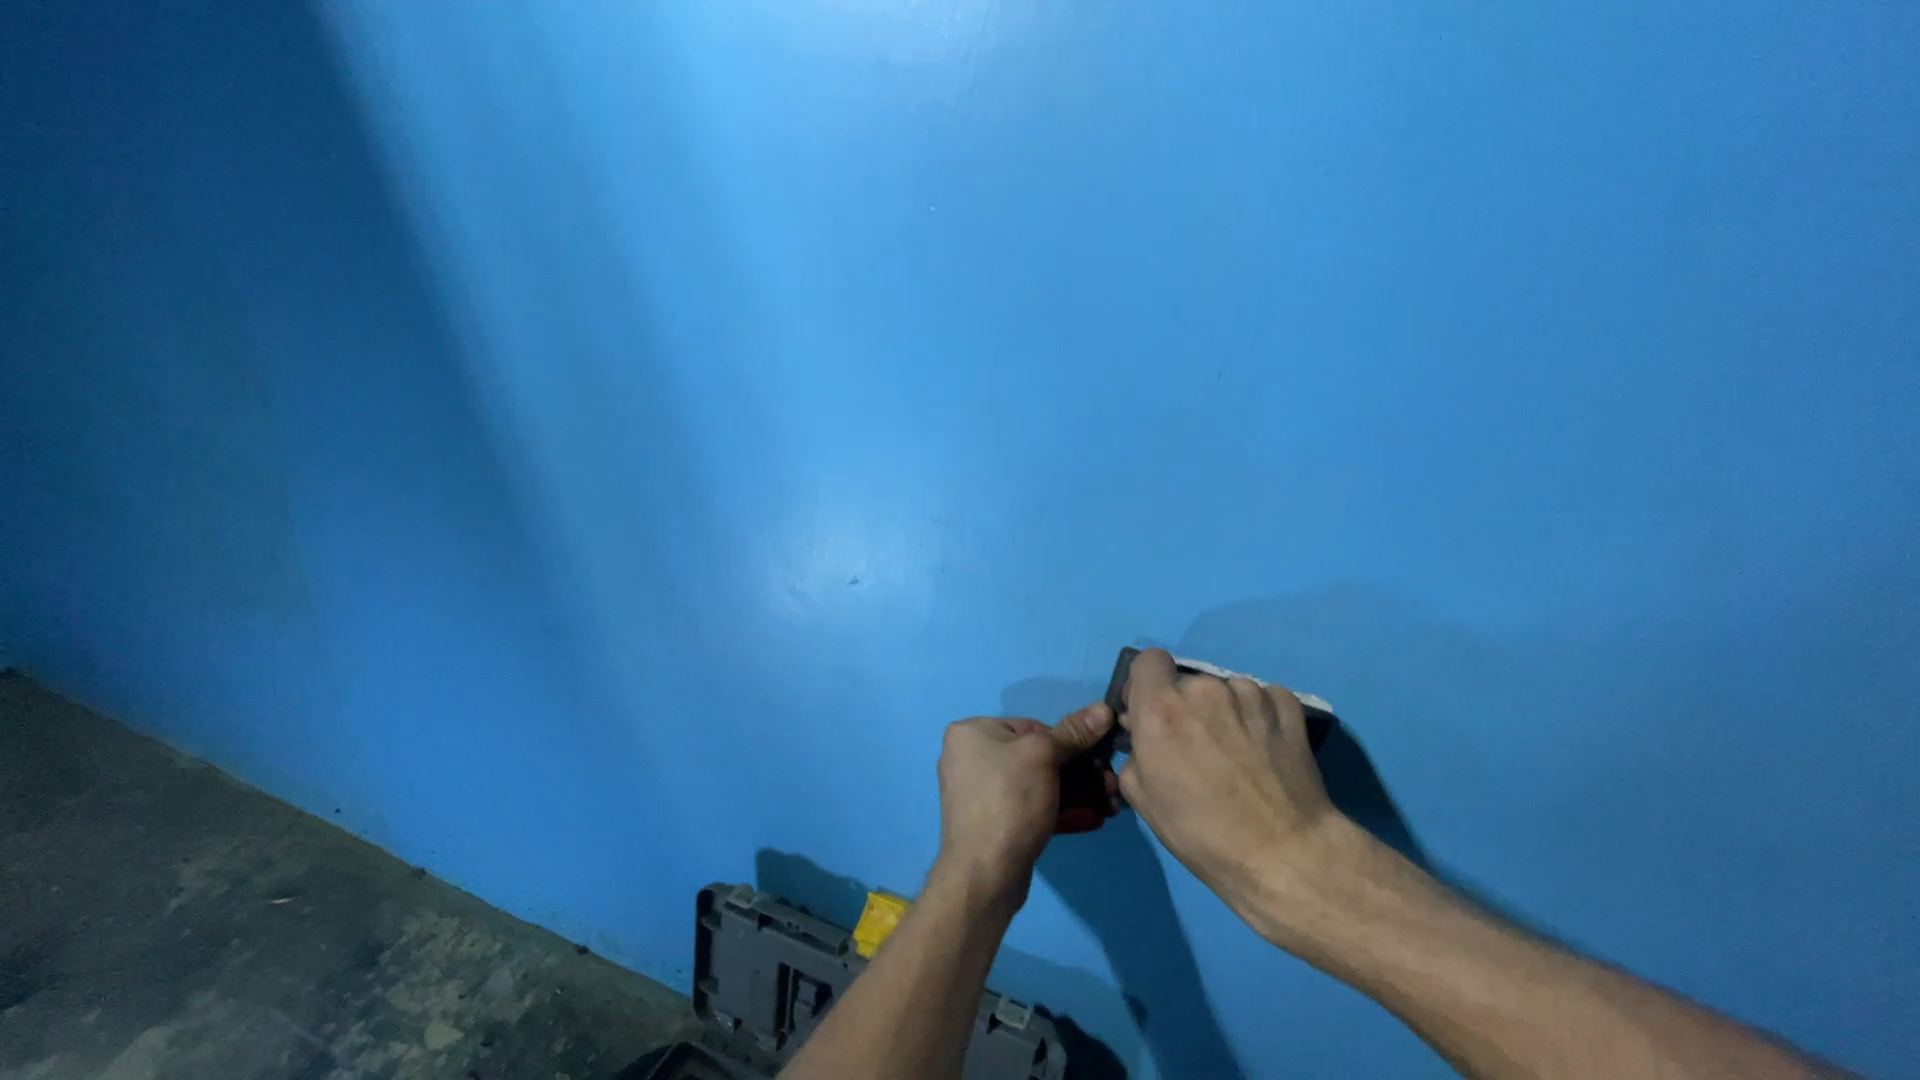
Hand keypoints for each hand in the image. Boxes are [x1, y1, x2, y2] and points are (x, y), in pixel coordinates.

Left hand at [933, 705, 1116, 904]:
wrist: (984, 873)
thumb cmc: (1010, 799)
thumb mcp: (1045, 756)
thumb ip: (1074, 732)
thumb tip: (1103, 708)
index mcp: (971, 732)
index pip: (1031, 727)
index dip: (1069, 743)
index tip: (1099, 759)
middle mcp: (970, 757)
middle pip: (1038, 757)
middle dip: (1080, 772)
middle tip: (1111, 786)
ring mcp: (981, 792)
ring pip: (1038, 784)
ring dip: (1077, 793)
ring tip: (1110, 805)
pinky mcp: (994, 822)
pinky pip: (1031, 807)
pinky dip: (1060, 810)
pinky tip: (1094, 819)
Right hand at [1116, 649, 1341, 920]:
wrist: (1284, 853)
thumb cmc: (1202, 832)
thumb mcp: (1142, 799)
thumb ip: (1133, 753)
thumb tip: (1143, 738)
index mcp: (1161, 708)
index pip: (1148, 661)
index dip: (1147, 685)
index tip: (1152, 713)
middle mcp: (1203, 689)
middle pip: (1187, 682)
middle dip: (1186, 707)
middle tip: (1196, 747)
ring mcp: (1249, 693)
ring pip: (1225, 690)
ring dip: (1223, 711)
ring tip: (1236, 753)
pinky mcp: (1287, 706)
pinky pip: (1262, 698)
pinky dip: (1258, 715)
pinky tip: (1264, 749)